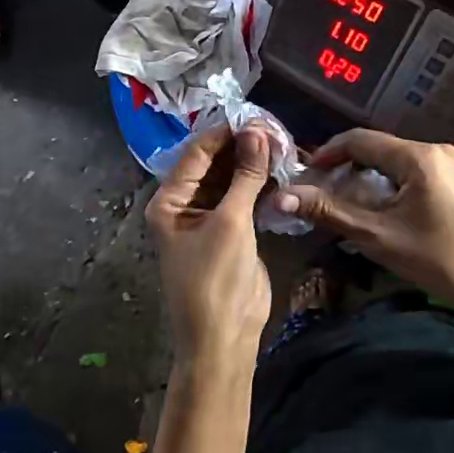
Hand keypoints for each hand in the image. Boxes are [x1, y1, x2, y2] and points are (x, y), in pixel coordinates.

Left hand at [146, 124, 274, 366]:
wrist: (225, 335)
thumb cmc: (217, 278)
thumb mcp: (231, 222)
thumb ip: (245, 175)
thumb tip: (257, 131)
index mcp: (170, 202)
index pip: (197, 153)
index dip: (226, 133)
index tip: (257, 117)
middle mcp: (185, 206)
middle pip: (214, 164)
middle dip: (242, 147)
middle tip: (277, 130)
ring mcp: (209, 219)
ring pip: (231, 180)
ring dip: (254, 164)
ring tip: (283, 145)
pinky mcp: (232, 231)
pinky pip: (244, 198)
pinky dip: (260, 185)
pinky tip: (281, 171)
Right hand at [278, 130, 453, 349]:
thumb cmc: (437, 261)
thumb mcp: (377, 236)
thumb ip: (329, 211)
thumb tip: (280, 197)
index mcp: (419, 156)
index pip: (360, 140)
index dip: (326, 154)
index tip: (303, 177)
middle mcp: (435, 150)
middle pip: (377, 149)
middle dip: (345, 170)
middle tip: (320, 196)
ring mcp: (449, 163)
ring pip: (393, 162)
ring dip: (365, 180)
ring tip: (344, 207)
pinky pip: (410, 173)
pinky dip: (387, 186)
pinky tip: (378, 211)